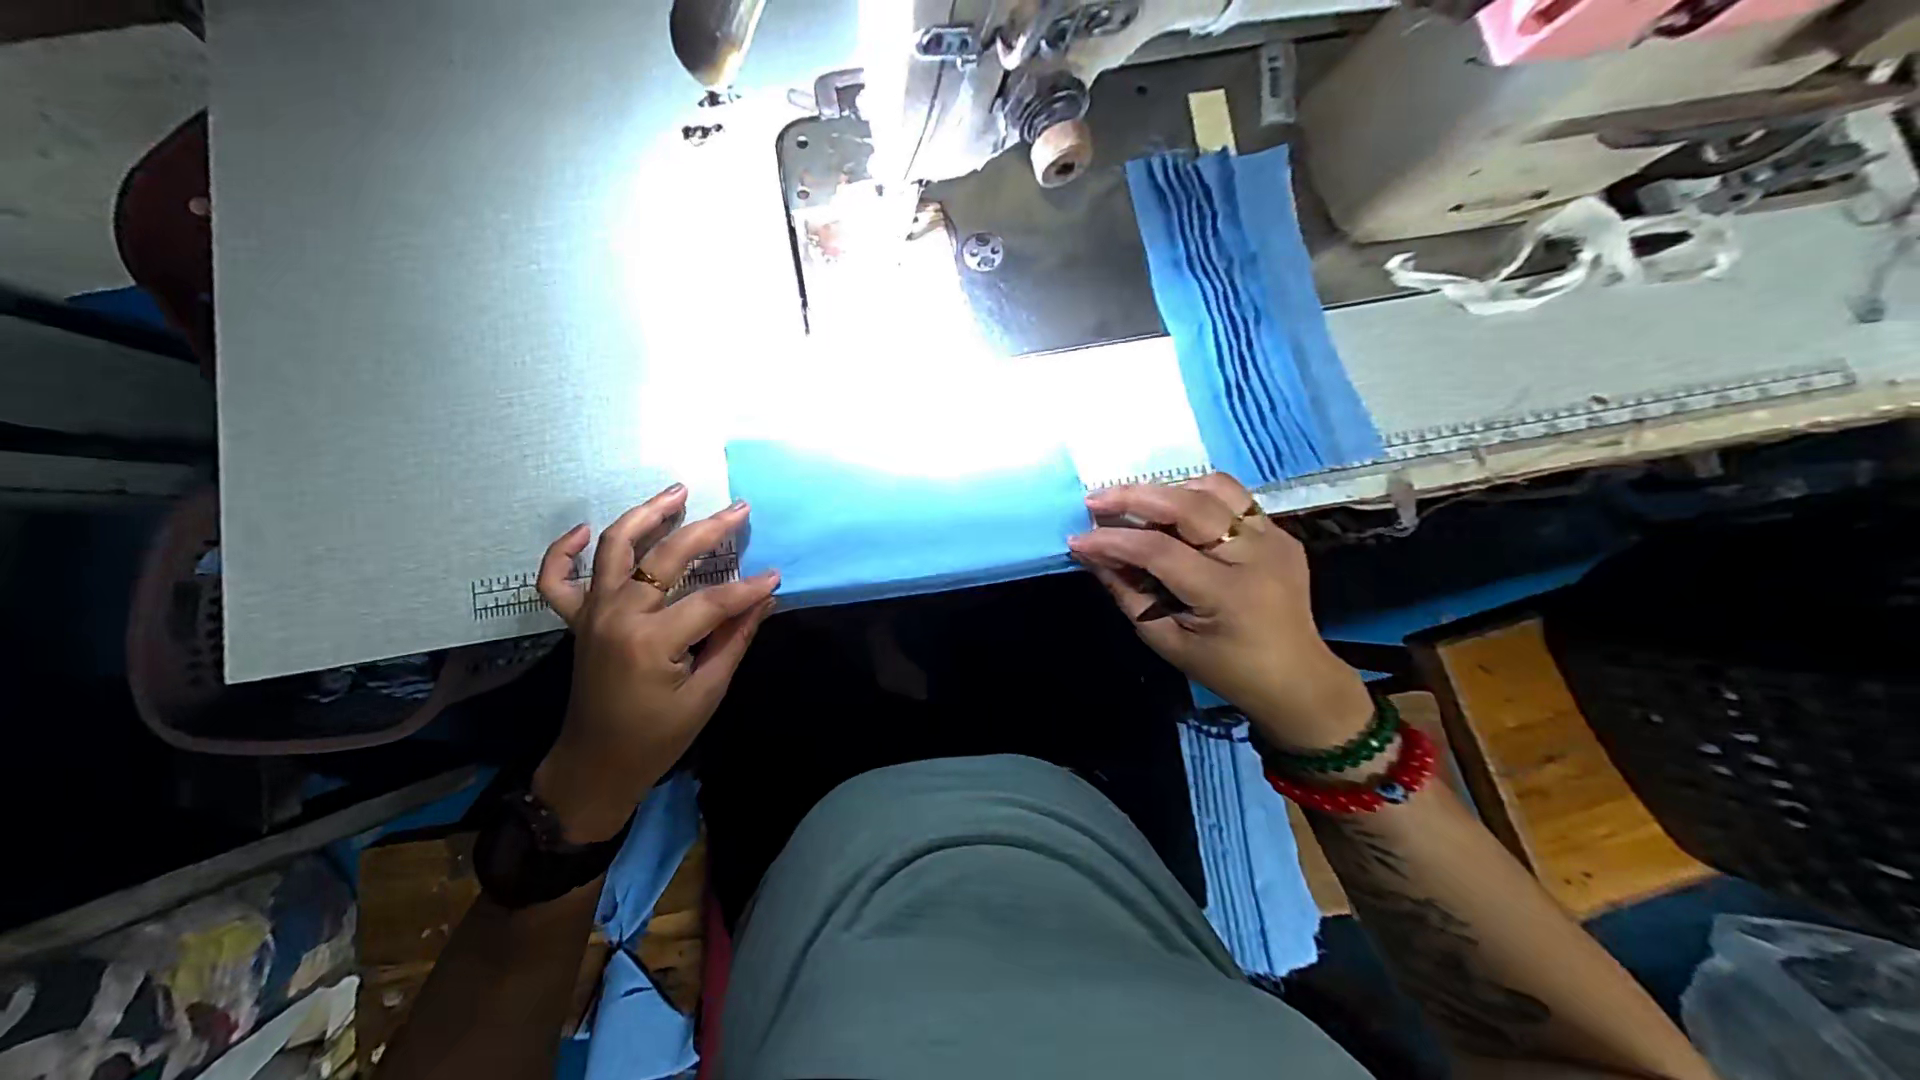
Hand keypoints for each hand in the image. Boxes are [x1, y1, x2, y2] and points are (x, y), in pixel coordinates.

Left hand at [531, 483, 779, 840]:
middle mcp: (616, 616)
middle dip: (708, 530)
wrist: (596, 764)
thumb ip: (734, 639)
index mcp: (650, 641)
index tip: (777, 575)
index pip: (711, 601)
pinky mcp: (577, 620)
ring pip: (613, 547)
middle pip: (665, 558)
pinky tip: (585, 530)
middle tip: (739, 510)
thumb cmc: (657, 737)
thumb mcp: (707, 693)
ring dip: (645, 514)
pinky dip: (563, 550)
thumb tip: (764, 596)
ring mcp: (591, 614)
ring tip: (676, 491)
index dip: (748, 588)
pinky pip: (556, 578)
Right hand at [1069, 472, 1371, 751]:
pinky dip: (1197, 496)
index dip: (1113, 541)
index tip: (1078, 539)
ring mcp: (1274, 538)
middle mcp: (1255, 555)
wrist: (1298, 679)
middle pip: (1188, 505)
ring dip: (1169, 489)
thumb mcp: (1167, 641)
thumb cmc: (1226, 669)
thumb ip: (1128, 594)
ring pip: (1215, 488)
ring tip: (1136, 501)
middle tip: (1096, 499)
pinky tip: (1173, 511)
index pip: (1158, 551)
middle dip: (1134, 497)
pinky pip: (1233, 498)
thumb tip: (1094, 556)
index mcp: (1227, 593)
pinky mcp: (1281, 532)